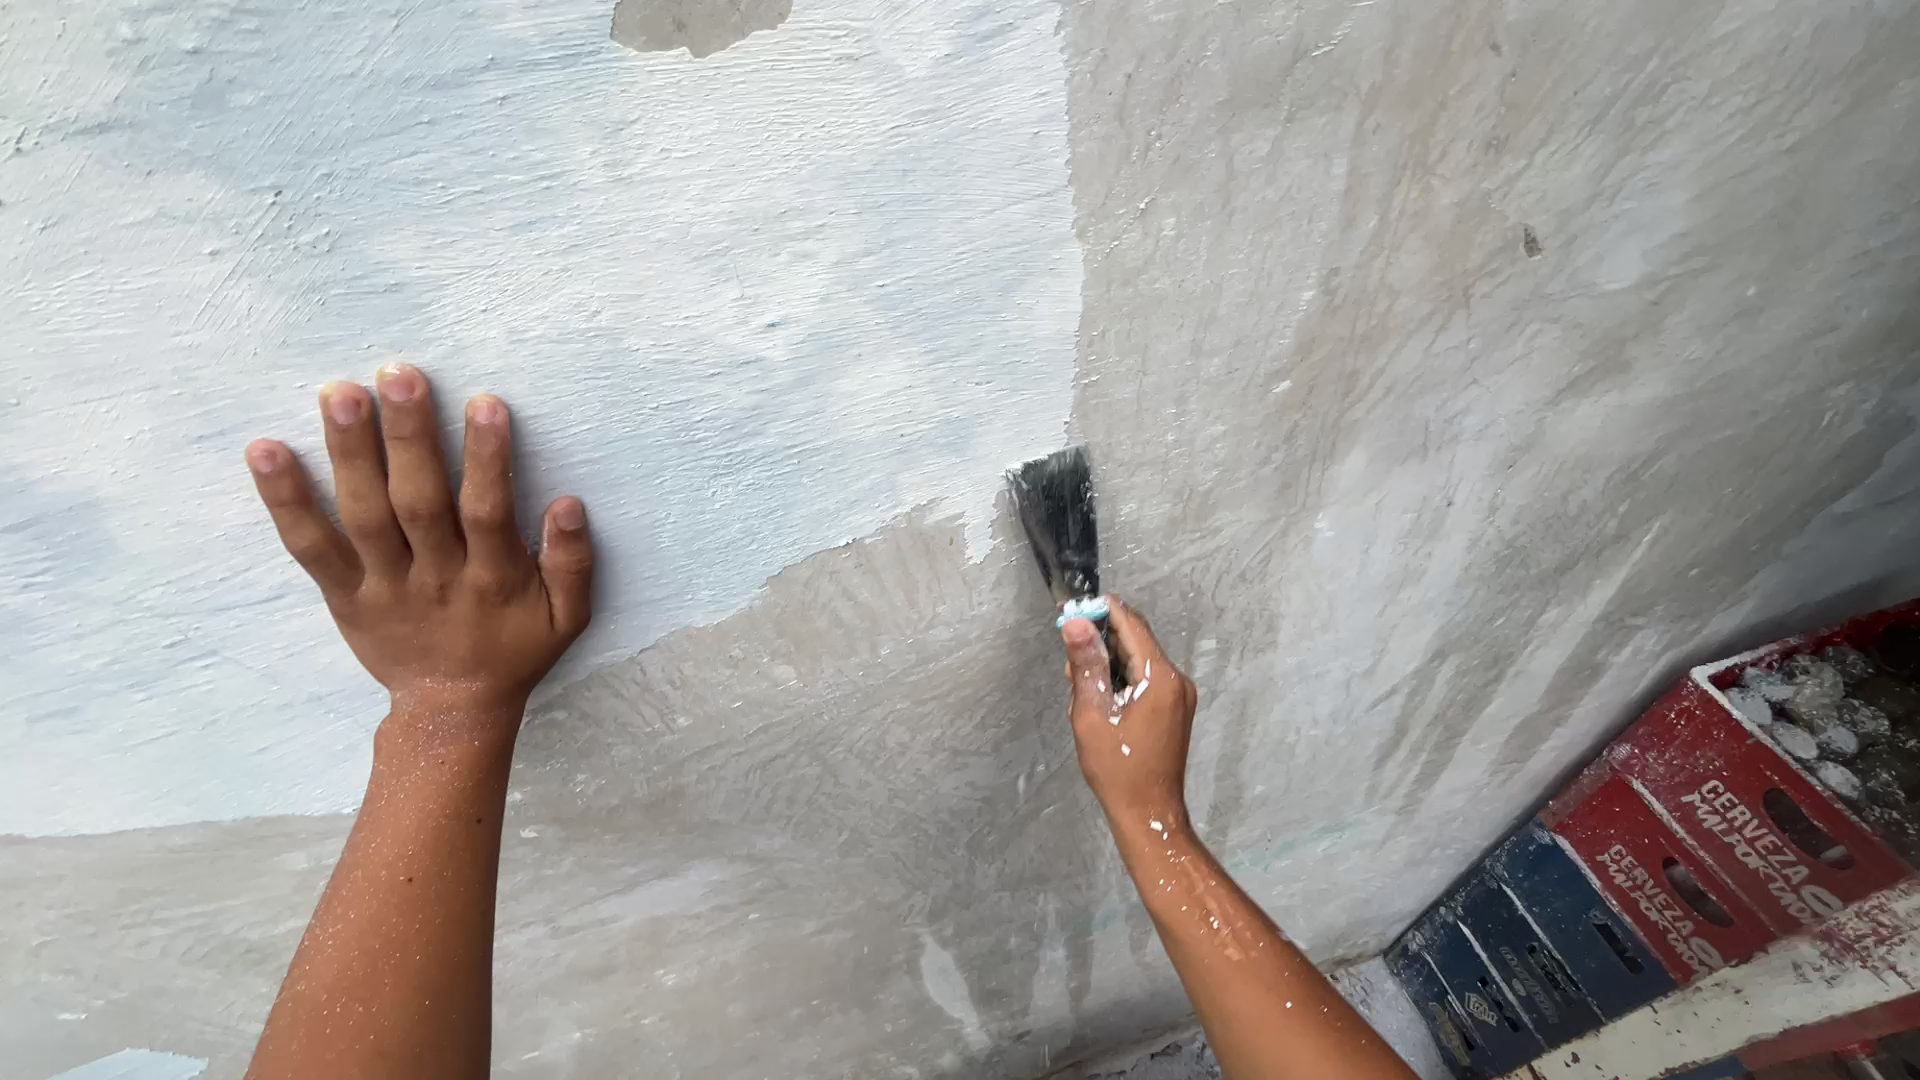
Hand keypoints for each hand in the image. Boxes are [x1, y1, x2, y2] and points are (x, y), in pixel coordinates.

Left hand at [244, 364, 593, 734]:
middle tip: (398, 374)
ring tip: (339, 393)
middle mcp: (435, 576)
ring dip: (349, 453)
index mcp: (493, 579)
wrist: (452, 708)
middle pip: (417, 502)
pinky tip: (266, 450)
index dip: (487, 457)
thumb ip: (574, 564)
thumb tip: (569, 504)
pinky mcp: (342, 594)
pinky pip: (309, 546)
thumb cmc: (518, 652)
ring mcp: (383, 585)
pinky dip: (285, 500)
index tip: (485, 403)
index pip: (488, 510)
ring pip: (362, 515)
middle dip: (409, 437)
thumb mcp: (570, 618)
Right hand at [1062, 598, 1197, 819]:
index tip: (1069, 611)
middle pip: (1136, 638)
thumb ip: (1086, 664)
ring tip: (1080, 684)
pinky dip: (1120, 676)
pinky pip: (1145, 676)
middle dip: (1100, 637)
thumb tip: (1075, 622)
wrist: (1148, 814)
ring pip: (1138, 657)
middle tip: (1068, 656)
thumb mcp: (1092, 714)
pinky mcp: (1175, 707)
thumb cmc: (1117, 768)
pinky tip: (1099, 695)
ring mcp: (1179, 694)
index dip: (1099, 611)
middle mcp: (1176, 679)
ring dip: (1107, 659)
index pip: (1130, 624)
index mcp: (1160, 677)